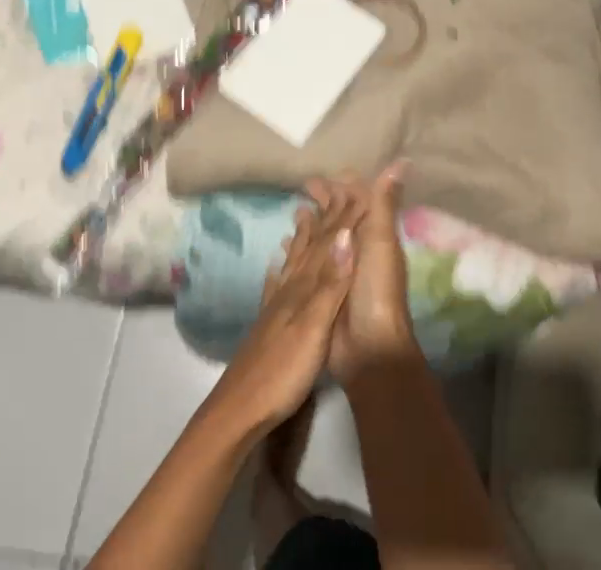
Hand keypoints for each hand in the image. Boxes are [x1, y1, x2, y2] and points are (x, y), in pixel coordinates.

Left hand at [205, 196, 358, 438]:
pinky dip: (280, 270)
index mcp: (302, 289)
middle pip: (310, 248)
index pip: (328, 246)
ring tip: (304, 213)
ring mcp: (276, 309)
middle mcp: (288, 291)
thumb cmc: (282, 372)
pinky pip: (276, 287)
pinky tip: (276, 264)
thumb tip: (345, 236)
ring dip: (302, 238)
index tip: (360, 190)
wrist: (240, 410)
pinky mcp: (269, 327)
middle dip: (325, 219)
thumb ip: (331, 284)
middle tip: (335, 189)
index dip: (344, 218)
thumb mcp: (314, 328)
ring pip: (293, 263)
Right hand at [307, 164, 417, 382]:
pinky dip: (299, 253)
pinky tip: (282, 250)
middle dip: (326, 201)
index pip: (359, 201)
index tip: (325, 173)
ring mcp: (341, 272)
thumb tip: (401, 161)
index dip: (344, 185)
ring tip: (293, 212)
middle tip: (302, 187)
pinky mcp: (323, 291)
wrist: (368, 348)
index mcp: (375, 237)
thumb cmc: (376, 290)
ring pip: (325, 240)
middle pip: (341, 218)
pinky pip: (309, 264)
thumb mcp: (381, 242)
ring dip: (312, 225)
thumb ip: (384, 203)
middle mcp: (359, 251)